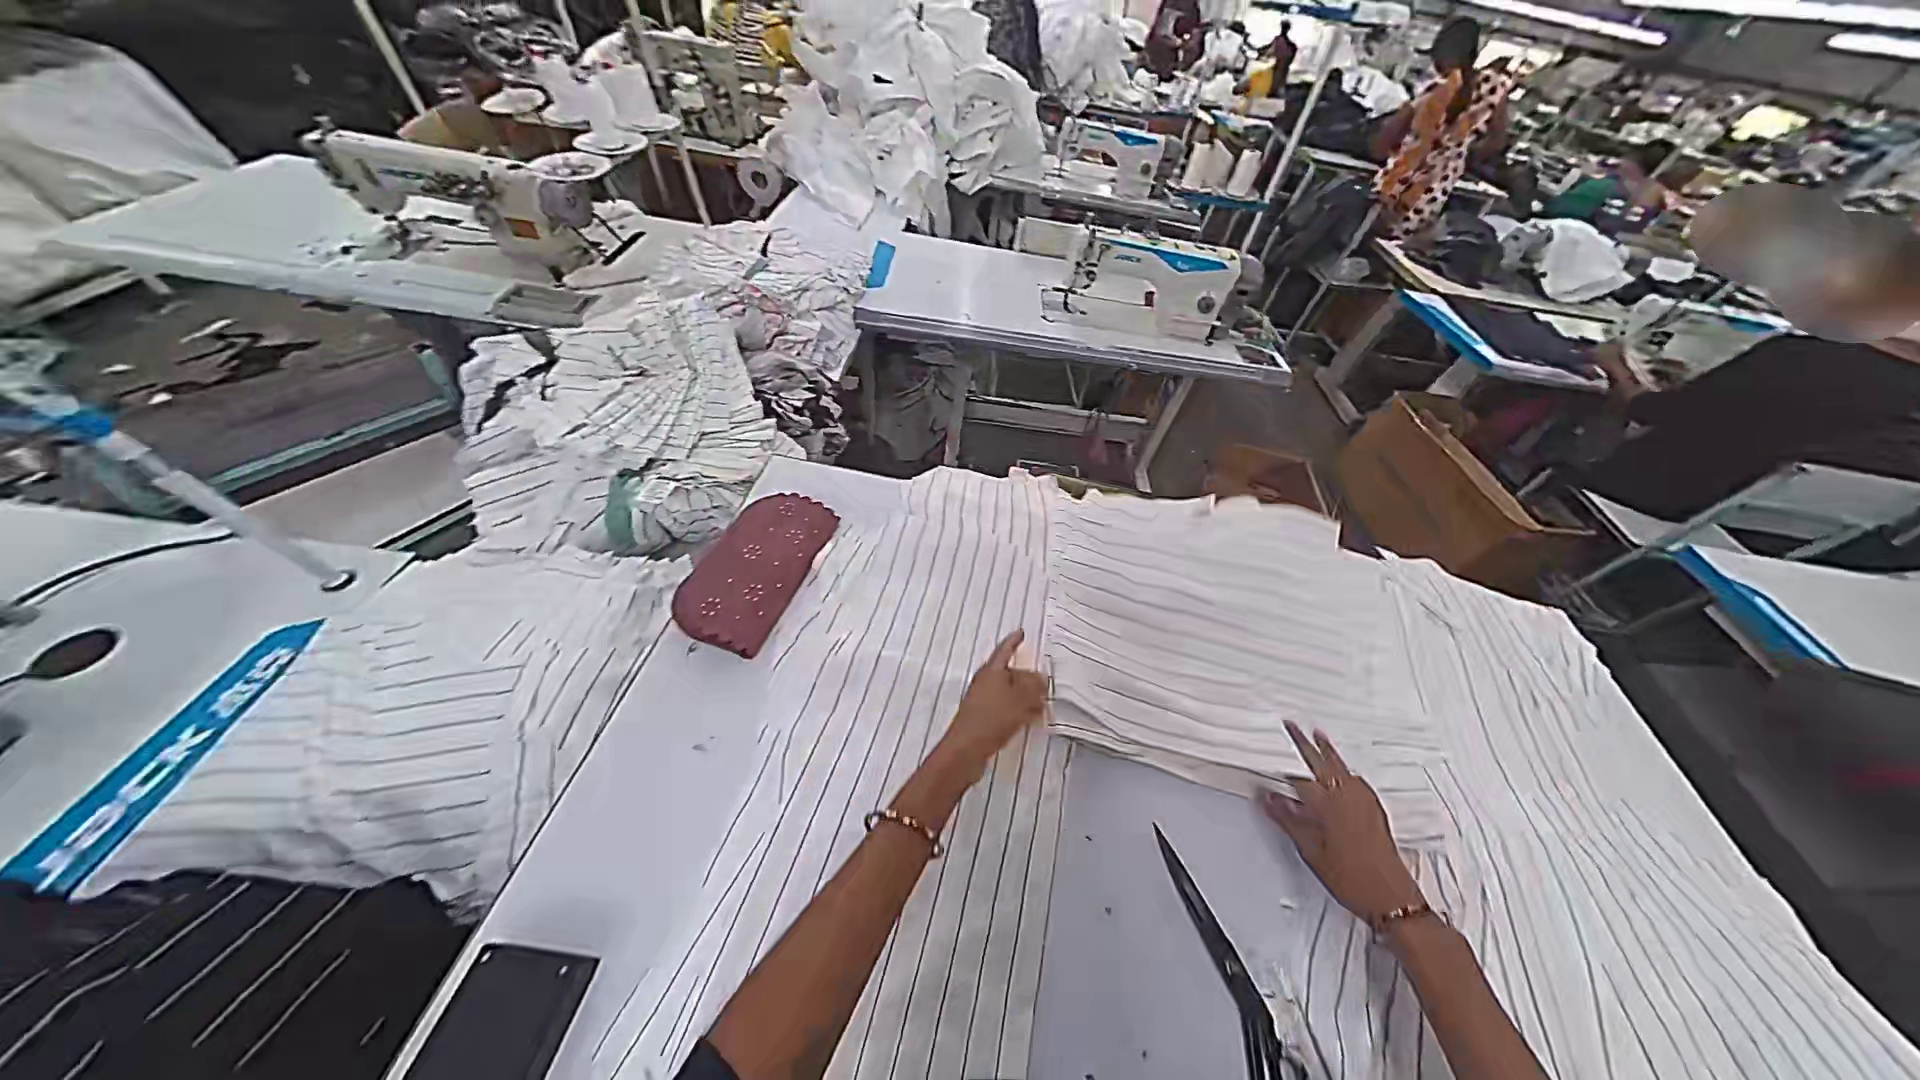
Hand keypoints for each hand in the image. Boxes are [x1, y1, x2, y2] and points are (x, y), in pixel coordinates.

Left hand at [937, 630, 1048, 774]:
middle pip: (1007, 672)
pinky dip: (1017, 709)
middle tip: (1041, 678)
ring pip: (1007, 691)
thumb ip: (1033, 685)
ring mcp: (981, 700)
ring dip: (1023, 695)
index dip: (1013, 641)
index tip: (1020, 632)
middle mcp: (984, 682)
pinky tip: (1028, 719)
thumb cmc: (992, 719)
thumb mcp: (1020, 699)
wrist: (966, 750)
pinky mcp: (982, 718)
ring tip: (1040, 701)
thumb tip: (1040, 677)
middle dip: (1025, 675)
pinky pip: (1004, 707)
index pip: (1004, 650)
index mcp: (992, 671)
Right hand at [1260, 721, 1422, 924]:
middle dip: (1304, 743)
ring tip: (1316, 735)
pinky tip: (1344, 769)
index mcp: (1327, 805)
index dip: (1281, 759)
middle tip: (1291, 727)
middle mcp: (1347, 798)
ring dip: (1326, 750)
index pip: (1298, 773)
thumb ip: (1288, 820)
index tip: (1270, 745)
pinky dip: (1345, 767)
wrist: (1392, 900)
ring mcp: (1364, 803)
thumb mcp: (1310, 851)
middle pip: (1320, 763)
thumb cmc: (1353, 880)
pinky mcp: (1375, 811)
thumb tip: (1270, 800)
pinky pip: (1356, 778)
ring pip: (1341, 767)